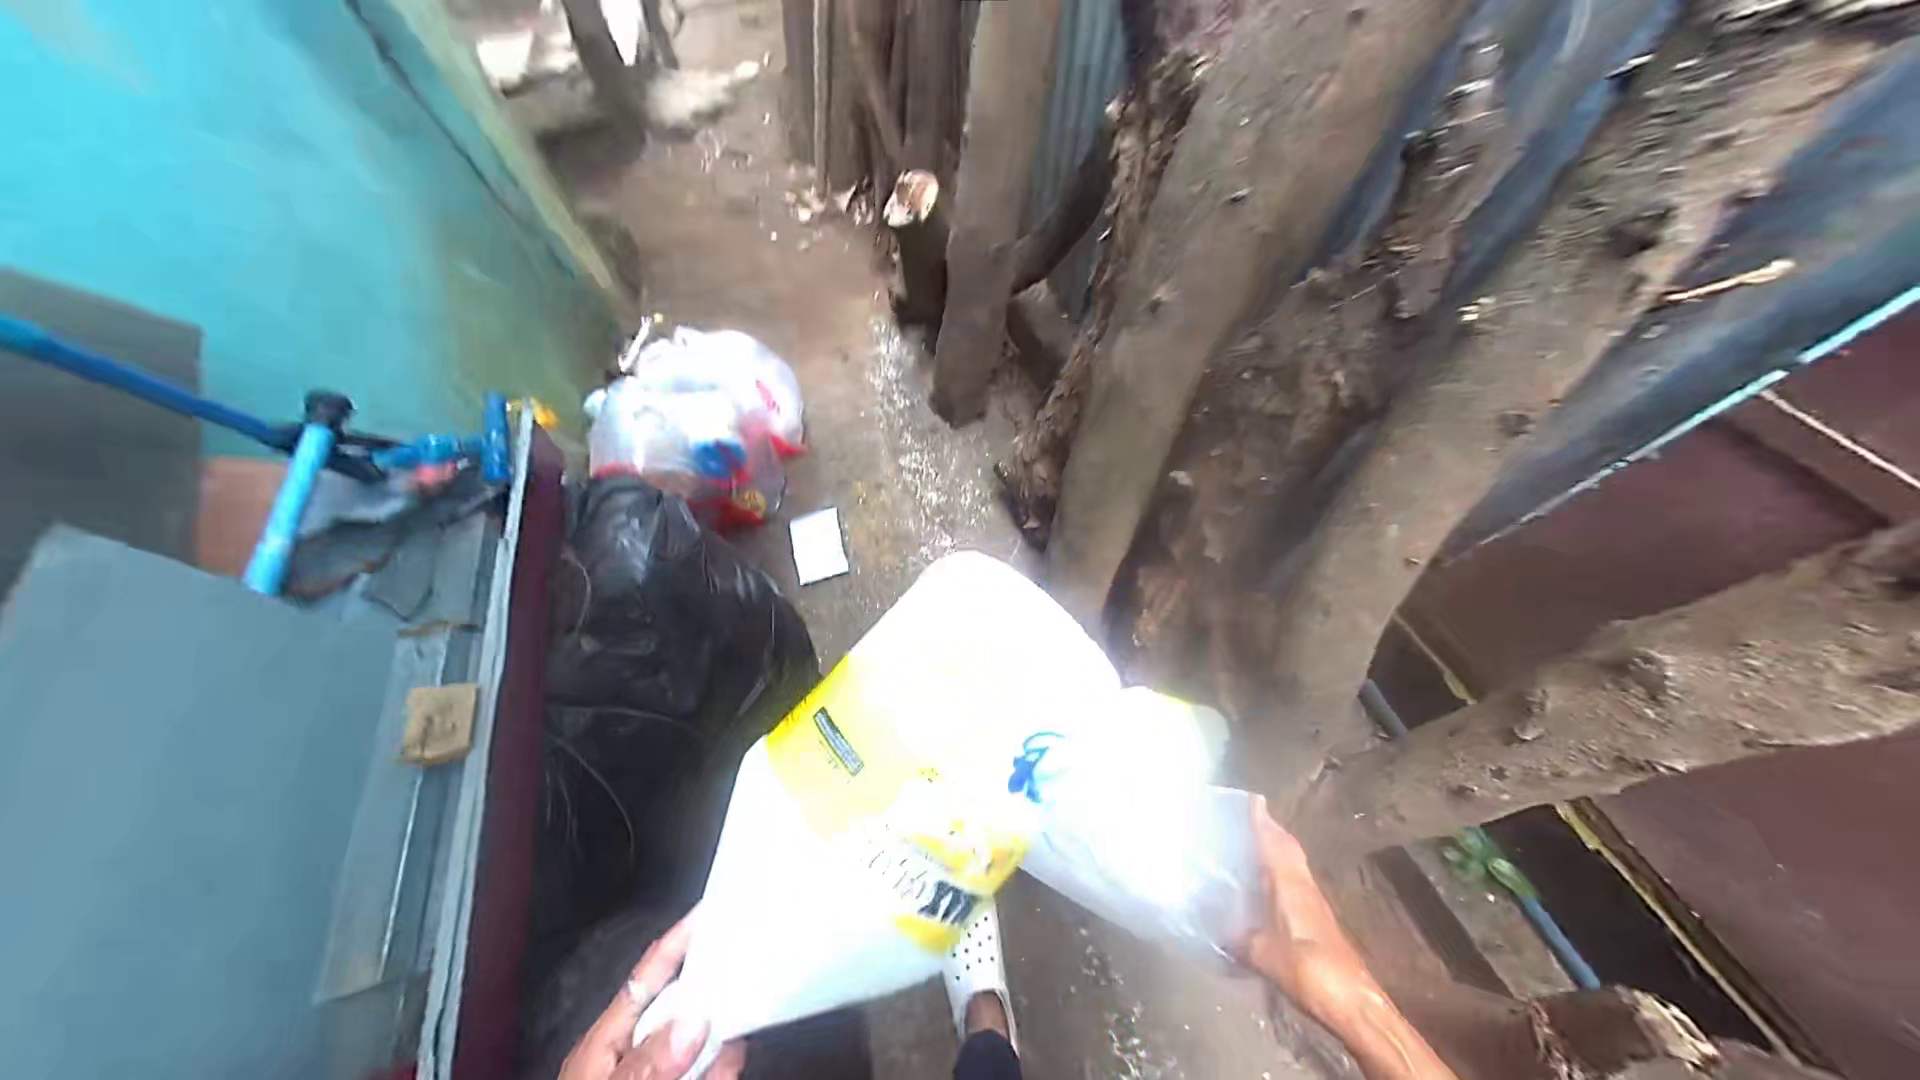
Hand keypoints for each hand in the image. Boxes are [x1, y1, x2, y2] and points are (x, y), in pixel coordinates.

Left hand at [558, 914, 746, 1079]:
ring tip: (745, 1012)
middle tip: (746, 960)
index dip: (678, 942)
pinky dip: (721, 1069)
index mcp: (604, 1045)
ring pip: (695, 1045)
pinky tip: (733, 1060)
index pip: (647, 978)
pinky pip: (703, 1077)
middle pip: (679, 1007)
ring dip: (720, 1031)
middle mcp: (633, 1058)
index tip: (712, 911)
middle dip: (710, 985)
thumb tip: (693, 1024)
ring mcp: (654, 1077)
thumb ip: (645, 1069)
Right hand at [1240, 795, 1383, 1028]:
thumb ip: (1237, 936)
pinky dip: (1280, 872)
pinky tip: (1267, 884)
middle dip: (1270, 830)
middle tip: (1248, 816)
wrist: (1358, 1007)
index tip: (1252, 798)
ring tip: (1252, 844)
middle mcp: (1304, 888)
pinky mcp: (1317, 923)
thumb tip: (1211, 923)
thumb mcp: (1263, 954)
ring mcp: (1314, 905)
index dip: (1262, 821)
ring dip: (1276, 850)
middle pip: (1287, 849)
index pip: (1274, 843)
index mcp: (1290, 886)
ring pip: (1293, 866)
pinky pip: (1294, 883)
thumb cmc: (1310, 971)